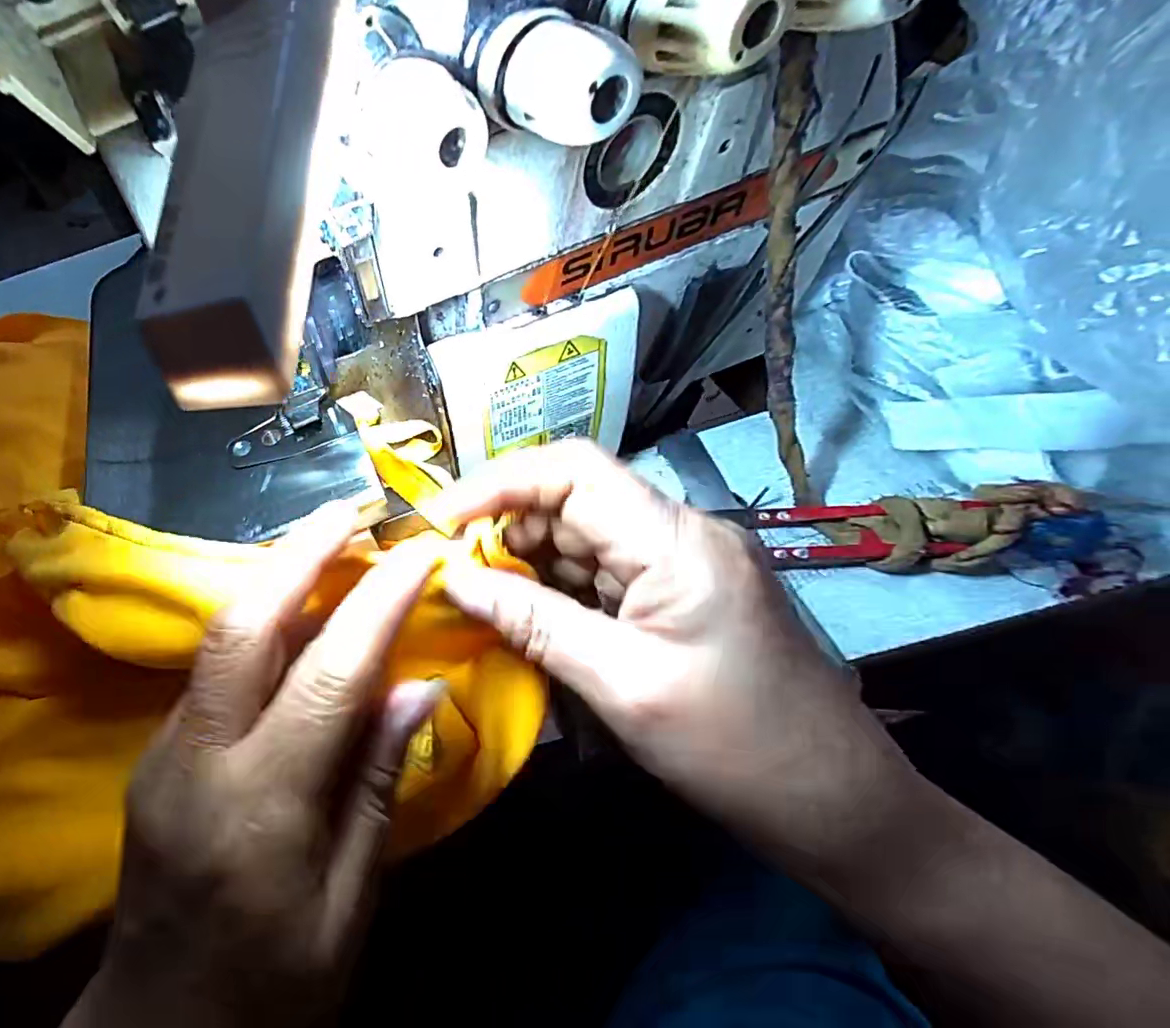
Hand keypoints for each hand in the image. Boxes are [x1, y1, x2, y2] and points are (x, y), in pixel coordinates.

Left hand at [65, 504, 445, 1027]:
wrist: (159, 1017)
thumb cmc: (273, 983)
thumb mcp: (347, 907)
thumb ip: (374, 788)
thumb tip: (414, 689)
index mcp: (260, 805)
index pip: (324, 678)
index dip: (373, 607)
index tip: (415, 557)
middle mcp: (199, 756)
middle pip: (242, 627)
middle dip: (294, 557)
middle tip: (344, 511)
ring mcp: (164, 746)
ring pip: (217, 637)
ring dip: (272, 580)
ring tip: (323, 542)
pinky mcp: (154, 749)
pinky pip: (210, 669)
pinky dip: (254, 627)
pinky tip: (288, 614)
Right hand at [421, 440, 920, 872]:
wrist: (840, 811)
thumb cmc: (737, 748)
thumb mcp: (620, 683)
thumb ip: (530, 621)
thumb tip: (451, 579)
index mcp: (676, 542)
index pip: (572, 470)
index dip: (497, 483)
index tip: (440, 522)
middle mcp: (676, 534)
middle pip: (567, 497)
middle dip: (500, 526)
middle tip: (448, 569)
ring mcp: (675, 562)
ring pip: (573, 533)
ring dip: (518, 557)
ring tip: (472, 593)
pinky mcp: (669, 591)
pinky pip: (591, 568)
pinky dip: (546, 584)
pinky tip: (516, 611)